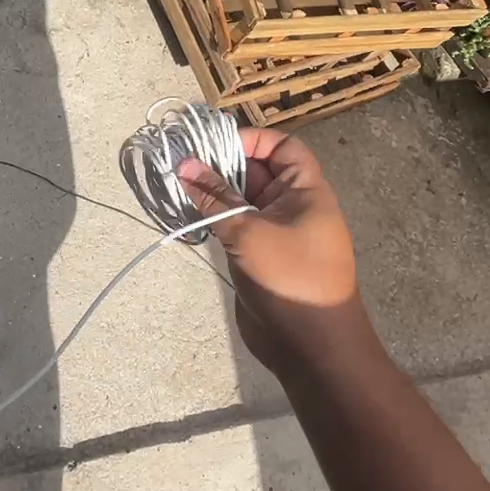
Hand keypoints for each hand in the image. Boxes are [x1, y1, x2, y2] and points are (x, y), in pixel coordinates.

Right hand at [178, 128, 365, 370]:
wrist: (312, 351)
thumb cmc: (290, 279)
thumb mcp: (248, 233)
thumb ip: (214, 198)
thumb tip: (182, 164)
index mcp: (306, 192)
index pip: (282, 147)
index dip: (251, 139)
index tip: (214, 145)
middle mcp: (293, 206)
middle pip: (257, 171)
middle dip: (221, 164)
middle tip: (182, 161)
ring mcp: (276, 232)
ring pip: (242, 198)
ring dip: (213, 191)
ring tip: (177, 183)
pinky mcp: (259, 255)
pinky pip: (235, 224)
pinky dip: (213, 216)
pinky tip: (186, 212)